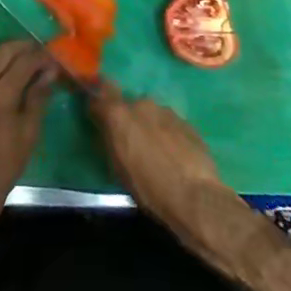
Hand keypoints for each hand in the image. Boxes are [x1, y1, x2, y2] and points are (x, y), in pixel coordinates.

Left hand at [0, 41, 56, 221]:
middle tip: (48, 52)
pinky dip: (7, 64)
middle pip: (5, 51)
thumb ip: (38, 96)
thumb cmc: (8, 161)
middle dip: (27, 47)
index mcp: (0, 94)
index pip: (24, 61)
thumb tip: (51, 71)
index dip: (43, 56)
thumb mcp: (29, 130)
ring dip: (16, 53)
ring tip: (39, 60)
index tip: (60, 55)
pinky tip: (23, 73)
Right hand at [87, 81, 236, 246]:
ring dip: (147, 125)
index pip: (100, 95)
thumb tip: (106, 126)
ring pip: (150, 113)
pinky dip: (165, 132)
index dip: (97, 104)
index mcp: (119, 115)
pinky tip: (171, 153)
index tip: (96, 113)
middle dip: (126, 118)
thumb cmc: (148, 187)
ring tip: (154, 149)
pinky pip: (168, 122)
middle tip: (129, 140)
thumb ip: (110, 138)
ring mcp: (166, 111)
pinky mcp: (186, 121)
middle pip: (128, 105)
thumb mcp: (118, 166)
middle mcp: (141, 104)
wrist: (194, 195)